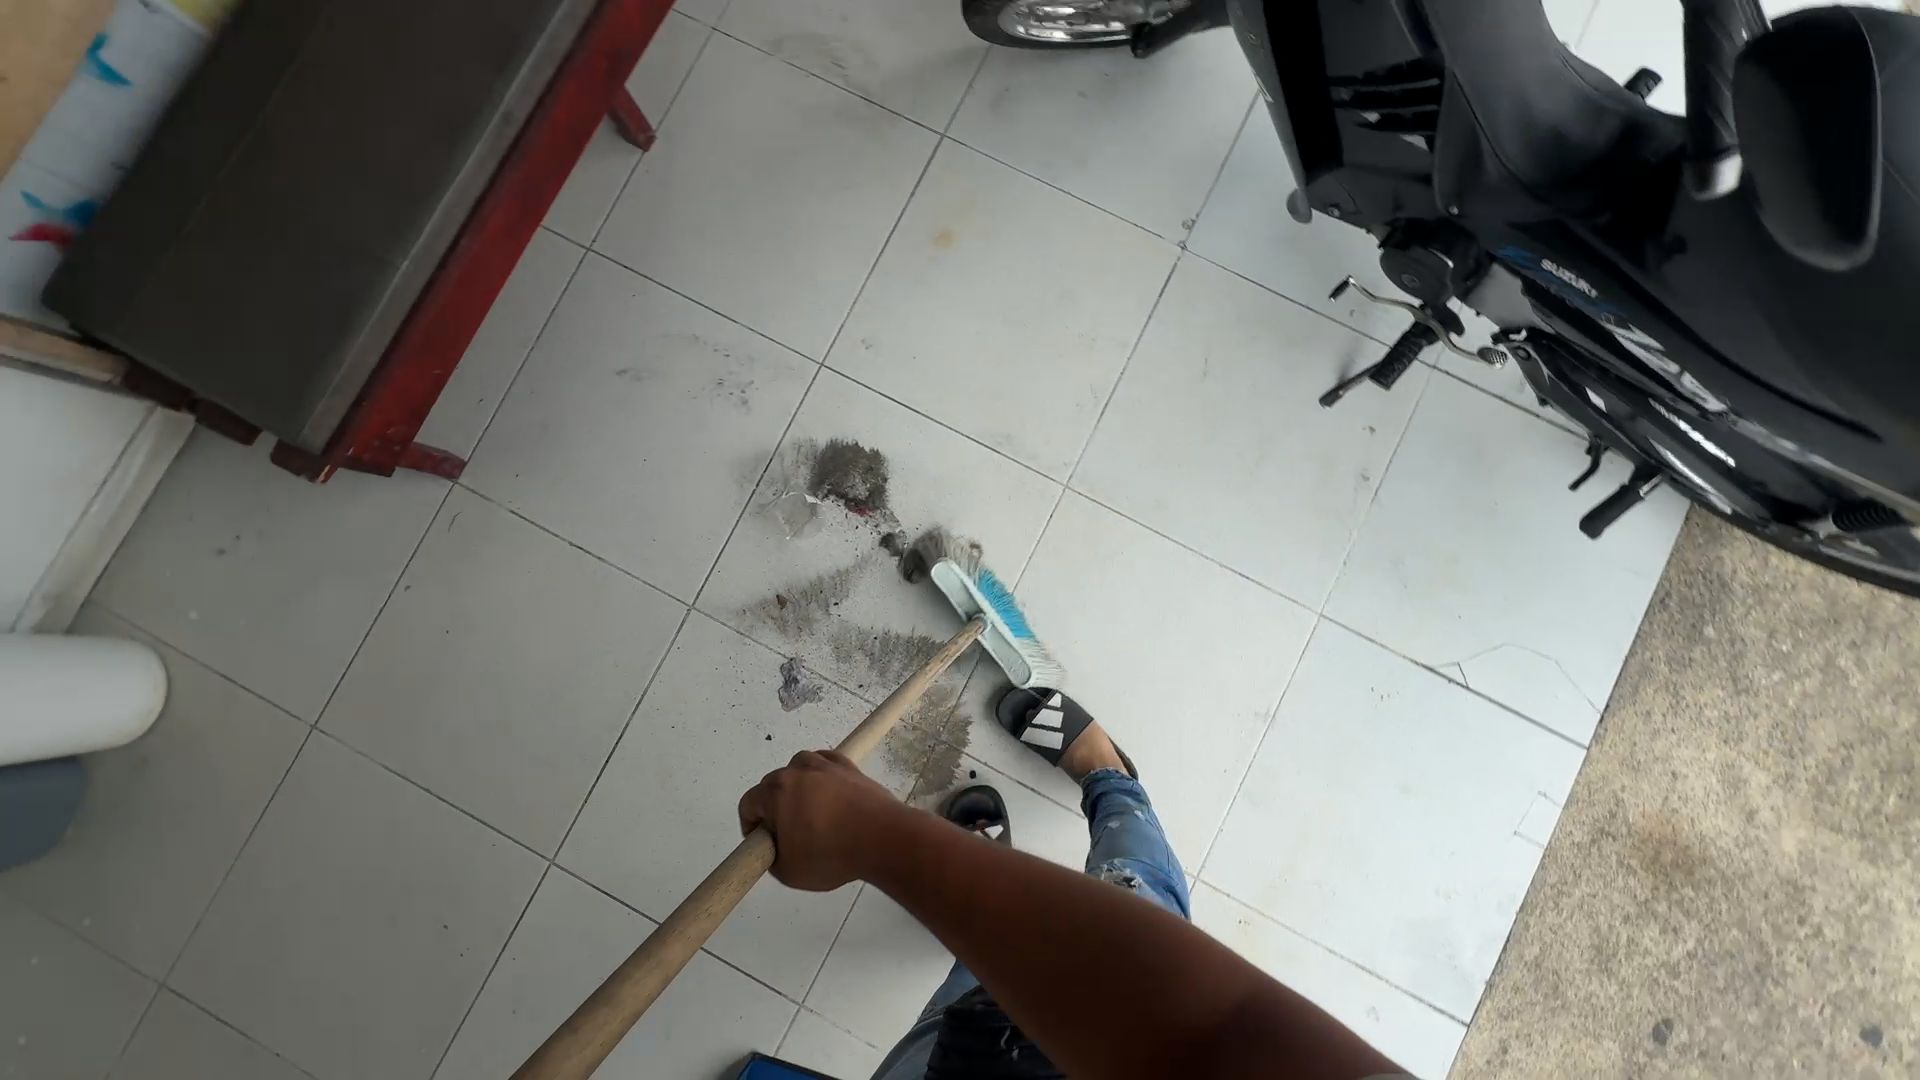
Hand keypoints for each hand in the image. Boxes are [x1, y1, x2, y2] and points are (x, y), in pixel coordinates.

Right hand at [738, 750, 906, 890]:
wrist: (881, 837)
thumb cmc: (830, 854)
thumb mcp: (788, 872)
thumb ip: (772, 858)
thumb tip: (776, 848)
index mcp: (776, 792)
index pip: (748, 803)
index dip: (751, 825)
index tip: (764, 842)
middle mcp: (797, 770)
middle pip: (773, 784)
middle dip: (774, 806)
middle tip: (789, 832)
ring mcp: (825, 764)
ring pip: (799, 768)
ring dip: (798, 786)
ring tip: (811, 813)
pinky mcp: (848, 765)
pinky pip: (825, 762)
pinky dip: (822, 775)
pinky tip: (830, 793)